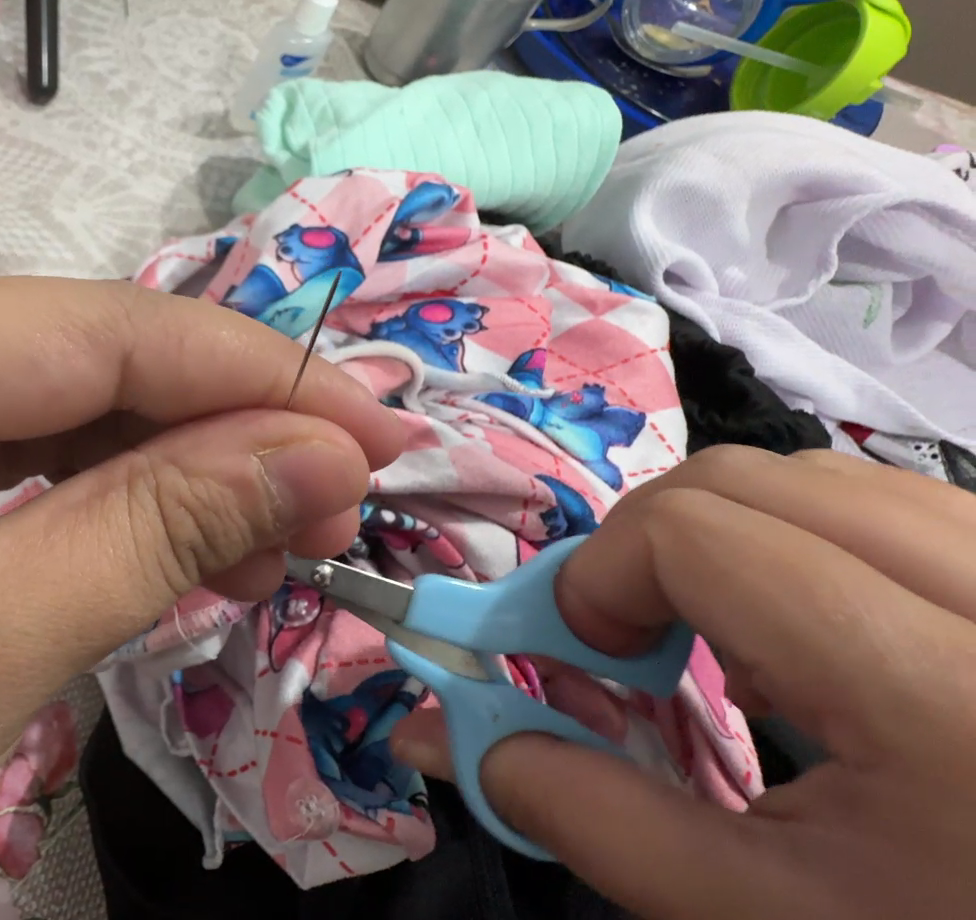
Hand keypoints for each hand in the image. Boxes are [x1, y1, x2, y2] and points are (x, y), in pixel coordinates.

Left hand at [0, 277, 401, 919]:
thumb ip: (159, 527)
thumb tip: (321, 451)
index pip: (90, 331)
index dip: (244, 371)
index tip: (374, 431)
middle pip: (88, 359)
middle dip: (222, 421)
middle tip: (340, 497)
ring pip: (78, 409)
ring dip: (188, 467)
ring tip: (283, 540)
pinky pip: (45, 462)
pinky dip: (132, 502)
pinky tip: (203, 547)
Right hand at [392, 447, 975, 917]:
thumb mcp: (753, 916)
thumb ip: (578, 808)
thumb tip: (432, 728)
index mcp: (957, 703)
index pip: (702, 537)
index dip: (601, 577)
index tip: (586, 653)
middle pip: (754, 481)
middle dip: (649, 543)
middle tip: (636, 637)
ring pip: (826, 479)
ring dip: (727, 538)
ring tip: (729, 639)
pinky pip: (897, 505)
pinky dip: (808, 543)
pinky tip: (820, 639)